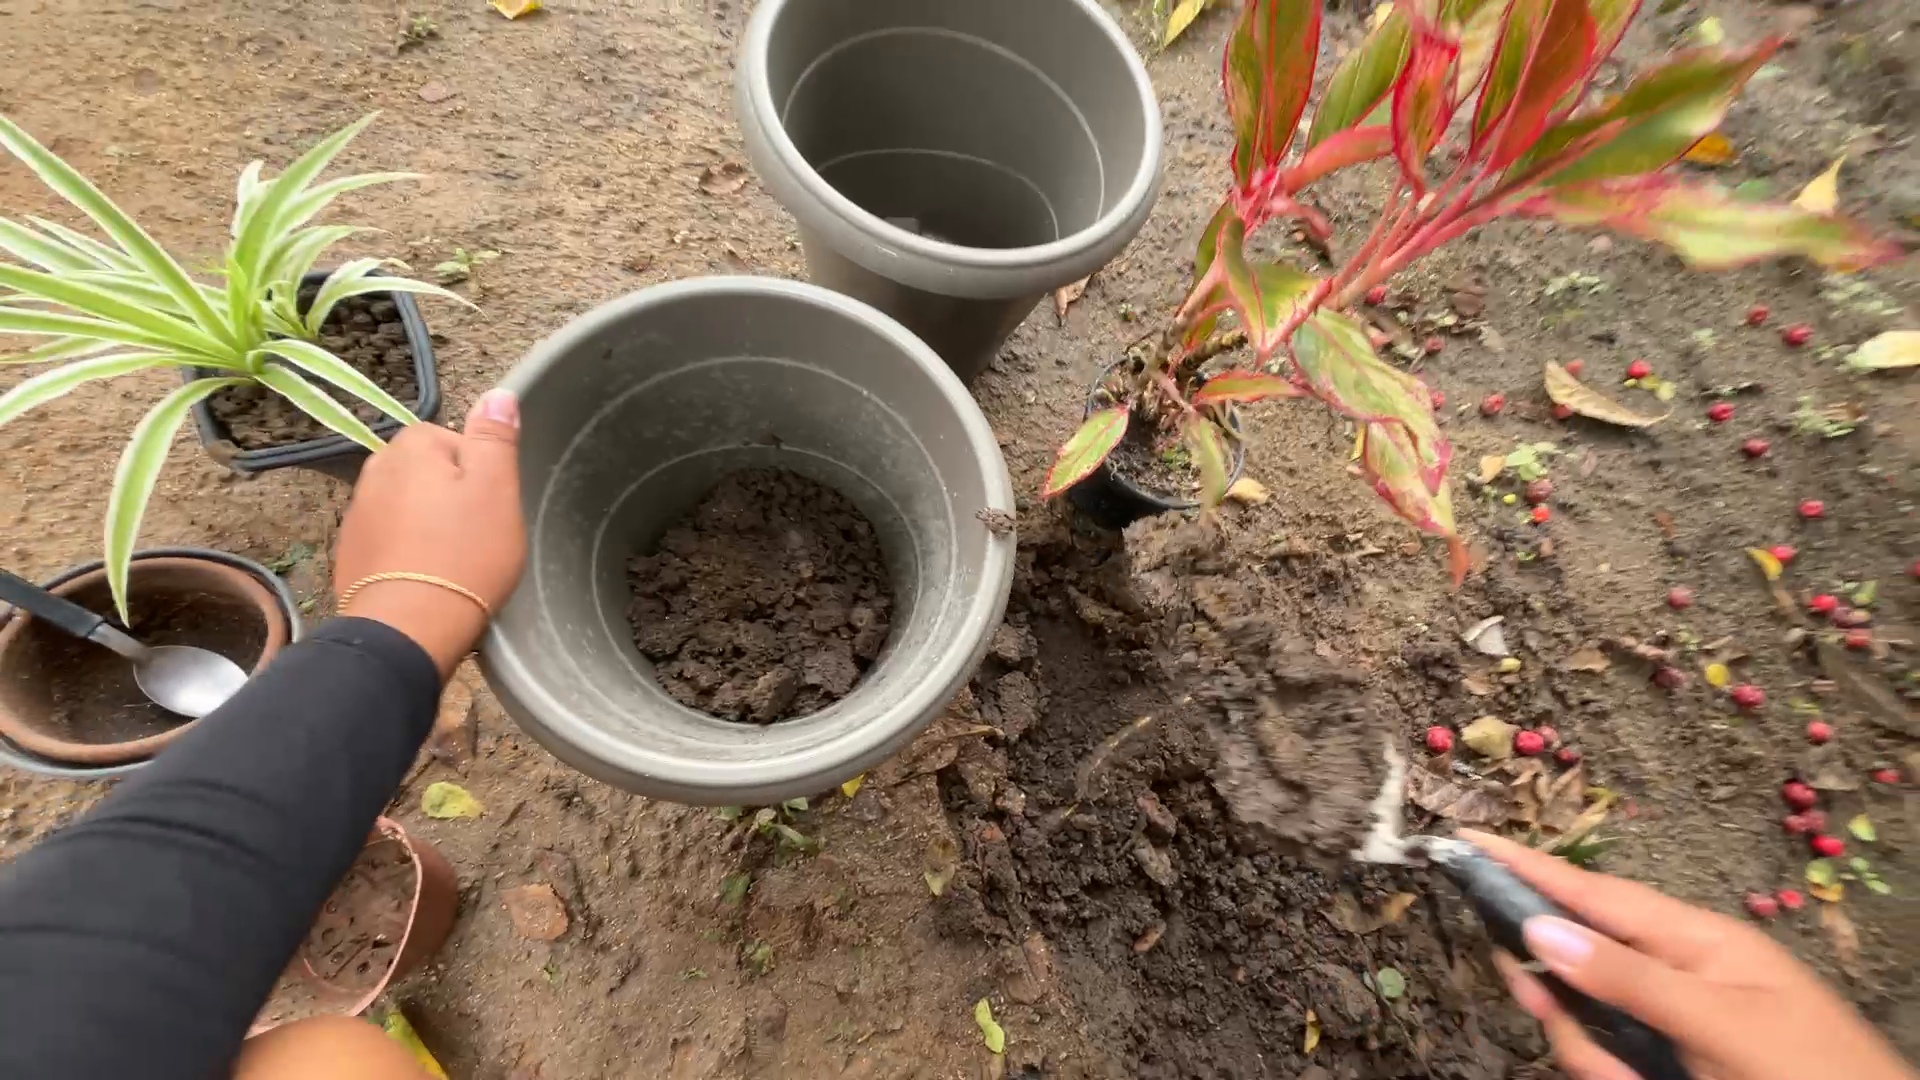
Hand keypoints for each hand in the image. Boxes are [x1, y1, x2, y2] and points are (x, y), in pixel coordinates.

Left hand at [333, 389, 526, 677]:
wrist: (410, 625)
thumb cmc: (466, 552)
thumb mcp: (498, 488)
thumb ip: (495, 437)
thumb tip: (498, 394)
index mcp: (410, 451)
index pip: (449, 436)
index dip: (479, 465)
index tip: (494, 499)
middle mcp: (374, 473)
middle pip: (427, 468)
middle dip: (455, 490)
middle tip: (485, 525)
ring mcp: (359, 515)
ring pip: (410, 501)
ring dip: (434, 518)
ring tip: (462, 552)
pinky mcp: (354, 553)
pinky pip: (394, 535)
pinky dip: (414, 546)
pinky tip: (436, 572)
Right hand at [1462, 830, 1915, 1079]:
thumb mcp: (1731, 1030)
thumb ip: (1631, 978)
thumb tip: (1536, 927)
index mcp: (1693, 940)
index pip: (1587, 889)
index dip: (1522, 863)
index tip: (1463, 840)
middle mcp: (1669, 968)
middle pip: (1569, 953)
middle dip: (1550, 987)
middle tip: (1541, 1010)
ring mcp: (1666, 1014)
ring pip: (1579, 1008)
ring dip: (1586, 1047)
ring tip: (1624, 1079)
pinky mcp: (1664, 1055)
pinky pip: (1602, 1047)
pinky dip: (1605, 1069)